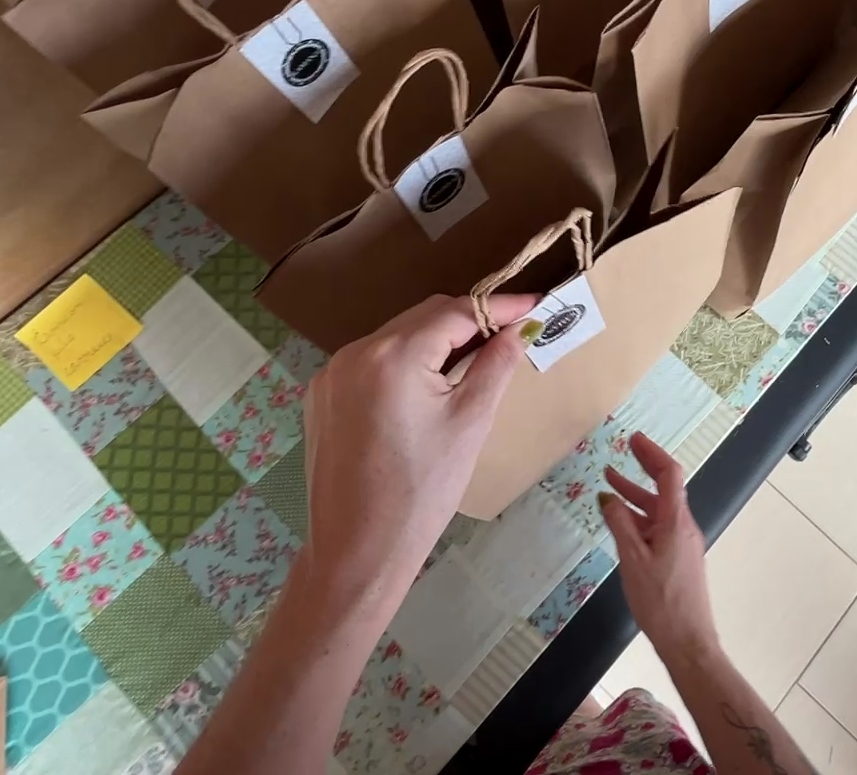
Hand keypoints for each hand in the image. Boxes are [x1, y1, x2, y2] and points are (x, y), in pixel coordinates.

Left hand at [302, 293, 538, 616]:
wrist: (357, 552)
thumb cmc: (423, 492)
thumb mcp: (471, 422)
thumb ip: (496, 364)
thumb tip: (519, 327)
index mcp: (393, 356)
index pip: (456, 311)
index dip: (499, 305)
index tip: (534, 304)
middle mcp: (355, 352)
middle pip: (424, 316)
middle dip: (469, 319)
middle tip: (511, 331)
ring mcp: (332, 372)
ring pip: (397, 335)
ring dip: (437, 338)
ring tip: (476, 355)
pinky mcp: (322, 394)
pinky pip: (373, 359)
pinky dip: (406, 359)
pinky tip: (428, 383)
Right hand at [599, 432, 719, 665]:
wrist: (688, 641)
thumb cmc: (660, 602)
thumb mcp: (633, 561)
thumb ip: (620, 525)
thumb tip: (607, 497)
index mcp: (676, 521)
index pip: (669, 474)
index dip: (652, 453)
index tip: (634, 439)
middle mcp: (683, 526)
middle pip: (665, 486)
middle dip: (645, 465)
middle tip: (626, 446)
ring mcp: (682, 541)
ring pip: (658, 508)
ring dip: (635, 492)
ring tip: (609, 480)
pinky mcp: (678, 556)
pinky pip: (657, 526)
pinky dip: (638, 515)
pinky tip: (620, 518)